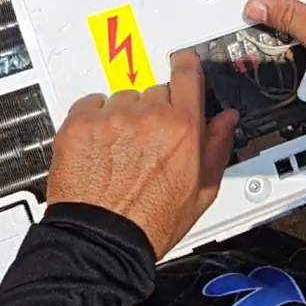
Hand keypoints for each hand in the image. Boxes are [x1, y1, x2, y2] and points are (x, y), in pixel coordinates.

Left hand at [47, 51, 238, 258]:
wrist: (102, 242)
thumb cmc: (151, 223)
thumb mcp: (202, 190)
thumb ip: (217, 147)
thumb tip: (225, 120)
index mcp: (183, 128)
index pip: (187, 74)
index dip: (185, 65)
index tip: (182, 62)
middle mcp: (148, 116)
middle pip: (155, 91)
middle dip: (154, 110)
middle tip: (148, 141)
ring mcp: (112, 118)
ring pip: (122, 98)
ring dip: (123, 116)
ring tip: (120, 150)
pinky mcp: (80, 124)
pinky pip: (91, 104)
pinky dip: (94, 120)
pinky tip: (99, 147)